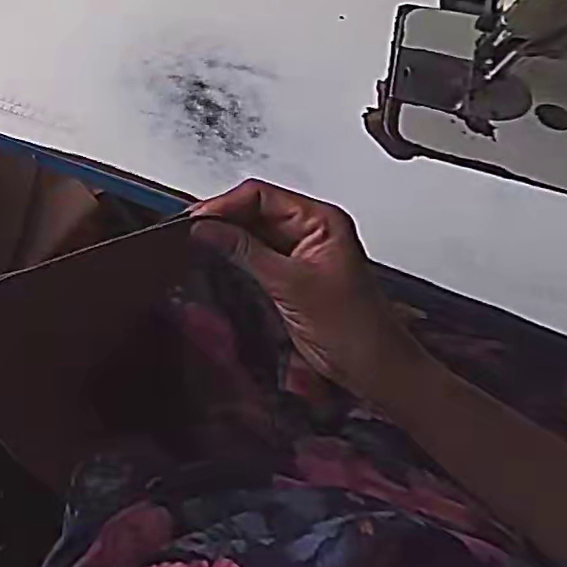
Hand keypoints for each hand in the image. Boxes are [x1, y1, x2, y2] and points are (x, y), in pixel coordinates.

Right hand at [189, 179, 425, 399]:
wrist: (375, 370)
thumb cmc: (354, 329)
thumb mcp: (291, 284)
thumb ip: (245, 251)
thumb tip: (207, 228)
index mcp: (320, 220)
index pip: (262, 196)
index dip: (226, 204)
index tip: (199, 218)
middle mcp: (309, 229)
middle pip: (254, 209)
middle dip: (222, 218)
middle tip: (191, 229)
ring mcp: (298, 250)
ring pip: (251, 230)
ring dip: (226, 235)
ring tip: (197, 241)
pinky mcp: (289, 272)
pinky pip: (254, 252)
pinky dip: (234, 253)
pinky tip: (216, 256)